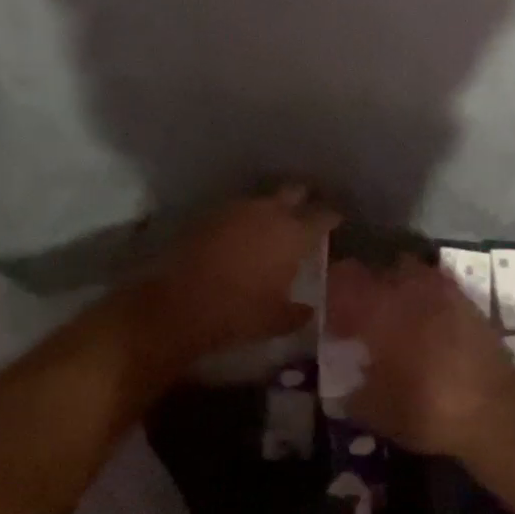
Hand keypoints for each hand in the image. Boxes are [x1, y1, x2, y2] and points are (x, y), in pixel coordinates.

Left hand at [149, 185, 338, 356]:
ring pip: (263, 199)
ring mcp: (237, 209)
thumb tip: (309, 310)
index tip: (336, 221)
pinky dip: (244, 218)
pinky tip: (242, 234)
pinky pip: (237, 210)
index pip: (324, 215)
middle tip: (307, 212)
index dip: (332, 217)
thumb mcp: (275, 321)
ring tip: (273, 224)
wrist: (178, 305)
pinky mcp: (210, 215)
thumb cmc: (237, 313)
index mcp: (294, 234)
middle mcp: (269, 212)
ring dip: (272, 208)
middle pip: (294, 192)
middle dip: (304, 199)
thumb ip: (297, 313)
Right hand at [325, 256, 514, 457]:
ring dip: (397, 284)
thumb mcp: (378, 413)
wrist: (495, 407)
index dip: (333, 292)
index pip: (345, 280)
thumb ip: (355, 395)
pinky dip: (426, 293)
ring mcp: (442, 289)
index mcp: (380, 310)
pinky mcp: (467, 298)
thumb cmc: (428, 409)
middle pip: (378, 270)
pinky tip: (427, 320)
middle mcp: (409, 289)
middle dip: (365, 288)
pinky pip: (438, 282)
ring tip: (396, 313)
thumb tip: (346, 388)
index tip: (330, 315)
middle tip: (361, 316)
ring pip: (409, 269)